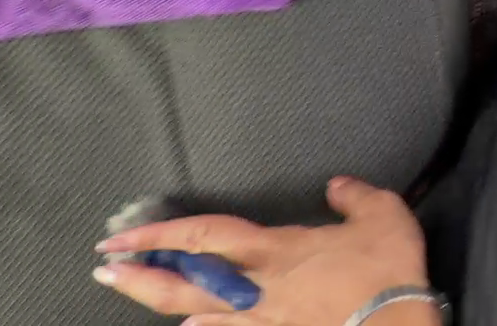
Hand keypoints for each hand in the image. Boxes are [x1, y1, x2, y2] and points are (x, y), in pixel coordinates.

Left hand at [94, 176, 435, 325]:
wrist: (390, 320)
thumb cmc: (384, 264)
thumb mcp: (382, 212)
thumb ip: (354, 196)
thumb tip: (335, 184)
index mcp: (279, 248)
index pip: (208, 237)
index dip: (162, 234)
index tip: (122, 236)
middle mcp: (256, 285)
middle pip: (182, 284)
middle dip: (140, 276)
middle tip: (106, 269)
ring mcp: (259, 318)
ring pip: (194, 312)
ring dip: (162, 301)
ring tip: (138, 293)